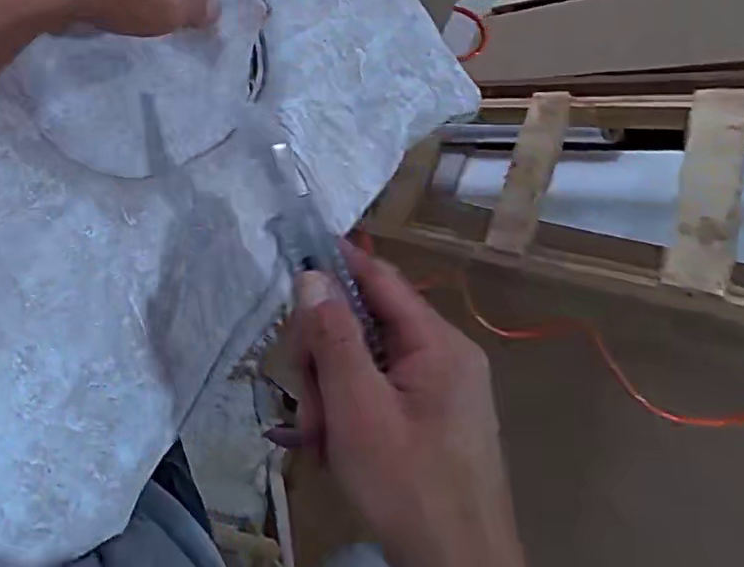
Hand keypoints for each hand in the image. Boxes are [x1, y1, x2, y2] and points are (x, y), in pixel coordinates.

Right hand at [288, 246, 525, 566]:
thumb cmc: (409, 488)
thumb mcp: (358, 410)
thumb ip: (333, 338)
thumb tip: (312, 275)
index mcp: (438, 342)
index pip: (381, 278)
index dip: (338, 263)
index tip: (297, 255)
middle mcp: (445, 354)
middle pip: (368, 323)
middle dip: (327, 355)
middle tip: (307, 403)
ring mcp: (441, 387)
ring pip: (369, 358)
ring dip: (334, 390)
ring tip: (320, 439)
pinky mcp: (433, 416)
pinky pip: (381, 388)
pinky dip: (352, 408)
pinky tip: (335, 444)